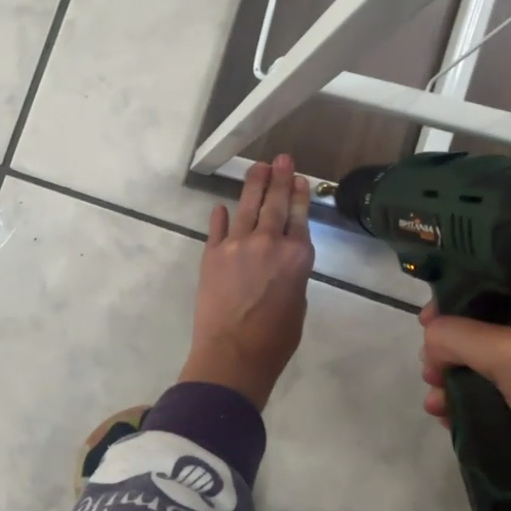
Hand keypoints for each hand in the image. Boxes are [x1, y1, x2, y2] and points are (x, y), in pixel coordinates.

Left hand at [180, 154, 314, 410]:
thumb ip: (291, 273)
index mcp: (298, 256)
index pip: (299, 216)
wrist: (233, 352)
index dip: (298, 195)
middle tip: (280, 158)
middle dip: (278, 179)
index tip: (298, 177)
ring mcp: (236, 246)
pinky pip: (217, 229)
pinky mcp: (211, 255)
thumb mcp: (297, 302)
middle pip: (274, 204)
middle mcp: (268, 243)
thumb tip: (281, 260)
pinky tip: (223, 206)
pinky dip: (221, 217)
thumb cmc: (275, 338)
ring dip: (253, 186)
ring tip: (258, 167)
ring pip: (246, 208)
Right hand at [418, 288, 510, 507]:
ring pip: (503, 355)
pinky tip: (457, 415)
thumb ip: (459, 336)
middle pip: (497, 319)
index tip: (427, 324)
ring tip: (437, 402)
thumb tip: (432, 339)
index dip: (457, 296)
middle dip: (454, 346)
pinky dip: (485, 395)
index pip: (503, 278)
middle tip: (430, 370)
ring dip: (463, 375)